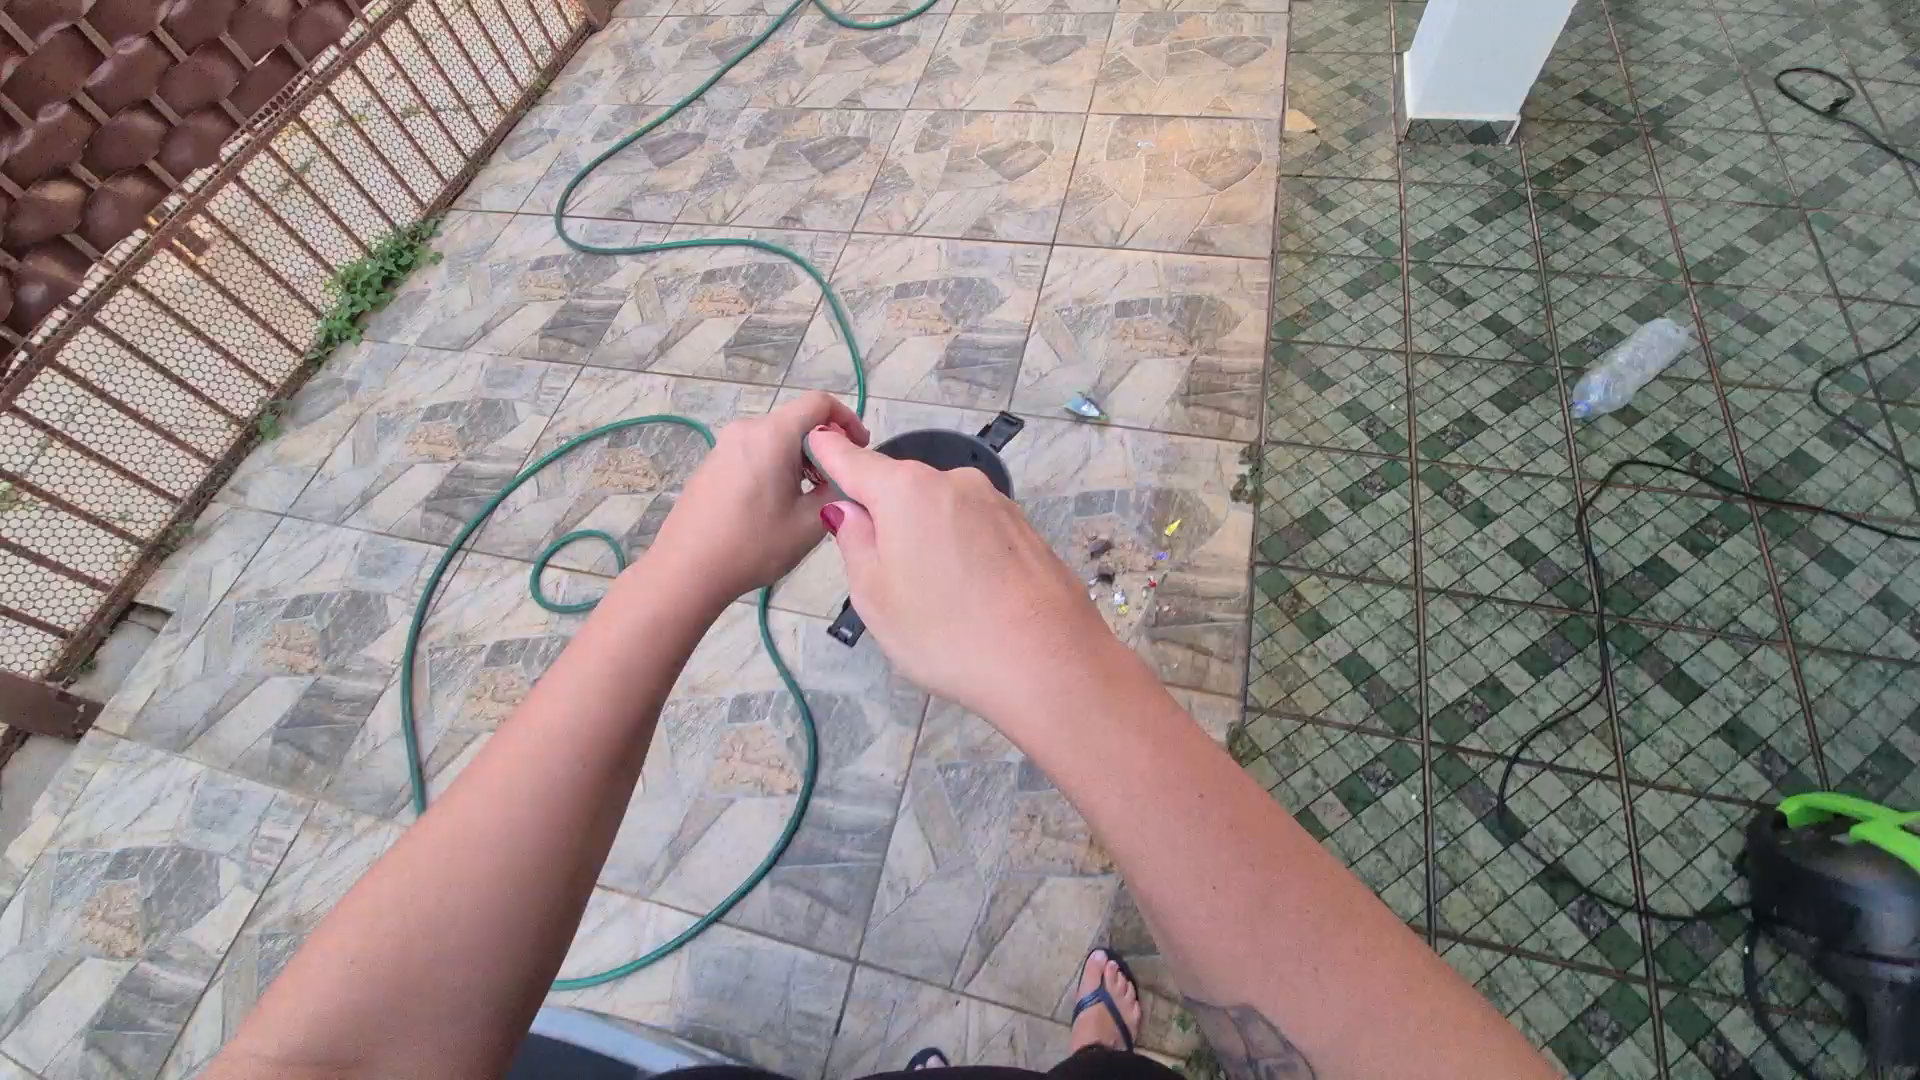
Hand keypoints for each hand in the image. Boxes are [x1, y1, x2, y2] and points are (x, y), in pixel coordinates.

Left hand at [648, 392, 869, 604]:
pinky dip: (778, 467)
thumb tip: (847, 479)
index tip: (860, 449)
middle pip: (798, 421)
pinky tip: (778, 505)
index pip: (820, 403)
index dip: (848, 419)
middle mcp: (747, 429)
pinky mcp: (713, 464)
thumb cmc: (753, 545)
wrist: (686, 570)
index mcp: (772, 435)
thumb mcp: (810, 524)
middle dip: (825, 447)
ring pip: (777, 439)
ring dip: (801, 460)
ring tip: (810, 499)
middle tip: (838, 484)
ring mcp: (725, 445)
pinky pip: (756, 452)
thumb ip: (838, 492)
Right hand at [804, 427, 1121, 721]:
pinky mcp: (1026, 529)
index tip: (818, 441)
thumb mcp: (876, 597)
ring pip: (942, 511)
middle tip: (888, 580)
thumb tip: (849, 508)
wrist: (1051, 664)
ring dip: (929, 540)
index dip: (831, 454)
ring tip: (938, 601)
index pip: (854, 460)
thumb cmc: (947, 636)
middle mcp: (955, 483)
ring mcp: (997, 503)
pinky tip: (973, 598)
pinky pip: (976, 530)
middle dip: (886, 519)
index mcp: (907, 491)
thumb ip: (855, 542)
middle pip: (902, 489)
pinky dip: (964, 553)